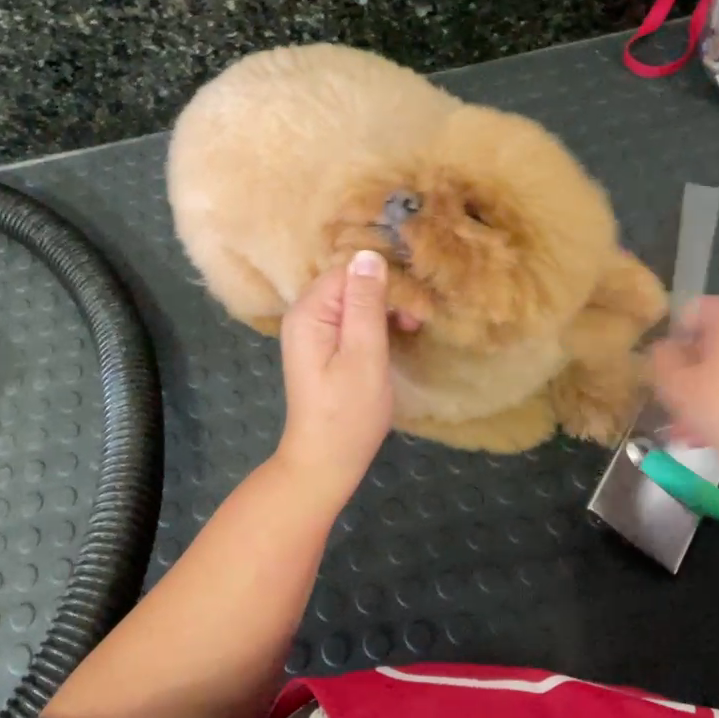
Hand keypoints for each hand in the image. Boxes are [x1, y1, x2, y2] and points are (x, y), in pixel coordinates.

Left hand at [276, 250, 395, 501]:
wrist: (324, 462)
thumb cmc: (347, 413)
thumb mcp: (365, 356)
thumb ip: (366, 305)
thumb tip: (369, 255)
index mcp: (308, 312)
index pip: (348, 271)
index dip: (382, 281)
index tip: (412, 305)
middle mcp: (303, 315)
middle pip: (347, 283)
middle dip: (384, 294)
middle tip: (415, 321)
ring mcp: (309, 332)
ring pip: (350, 301)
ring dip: (381, 309)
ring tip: (408, 330)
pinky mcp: (320, 348)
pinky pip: (347, 320)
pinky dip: (371, 324)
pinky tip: (391, 339)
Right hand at [649, 297, 718, 483]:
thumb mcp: (675, 385)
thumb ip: (661, 359)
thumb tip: (663, 349)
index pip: (706, 305)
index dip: (681, 319)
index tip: (666, 347)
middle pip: (716, 341)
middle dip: (688, 364)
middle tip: (668, 387)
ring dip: (700, 389)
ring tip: (681, 422)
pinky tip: (704, 436)